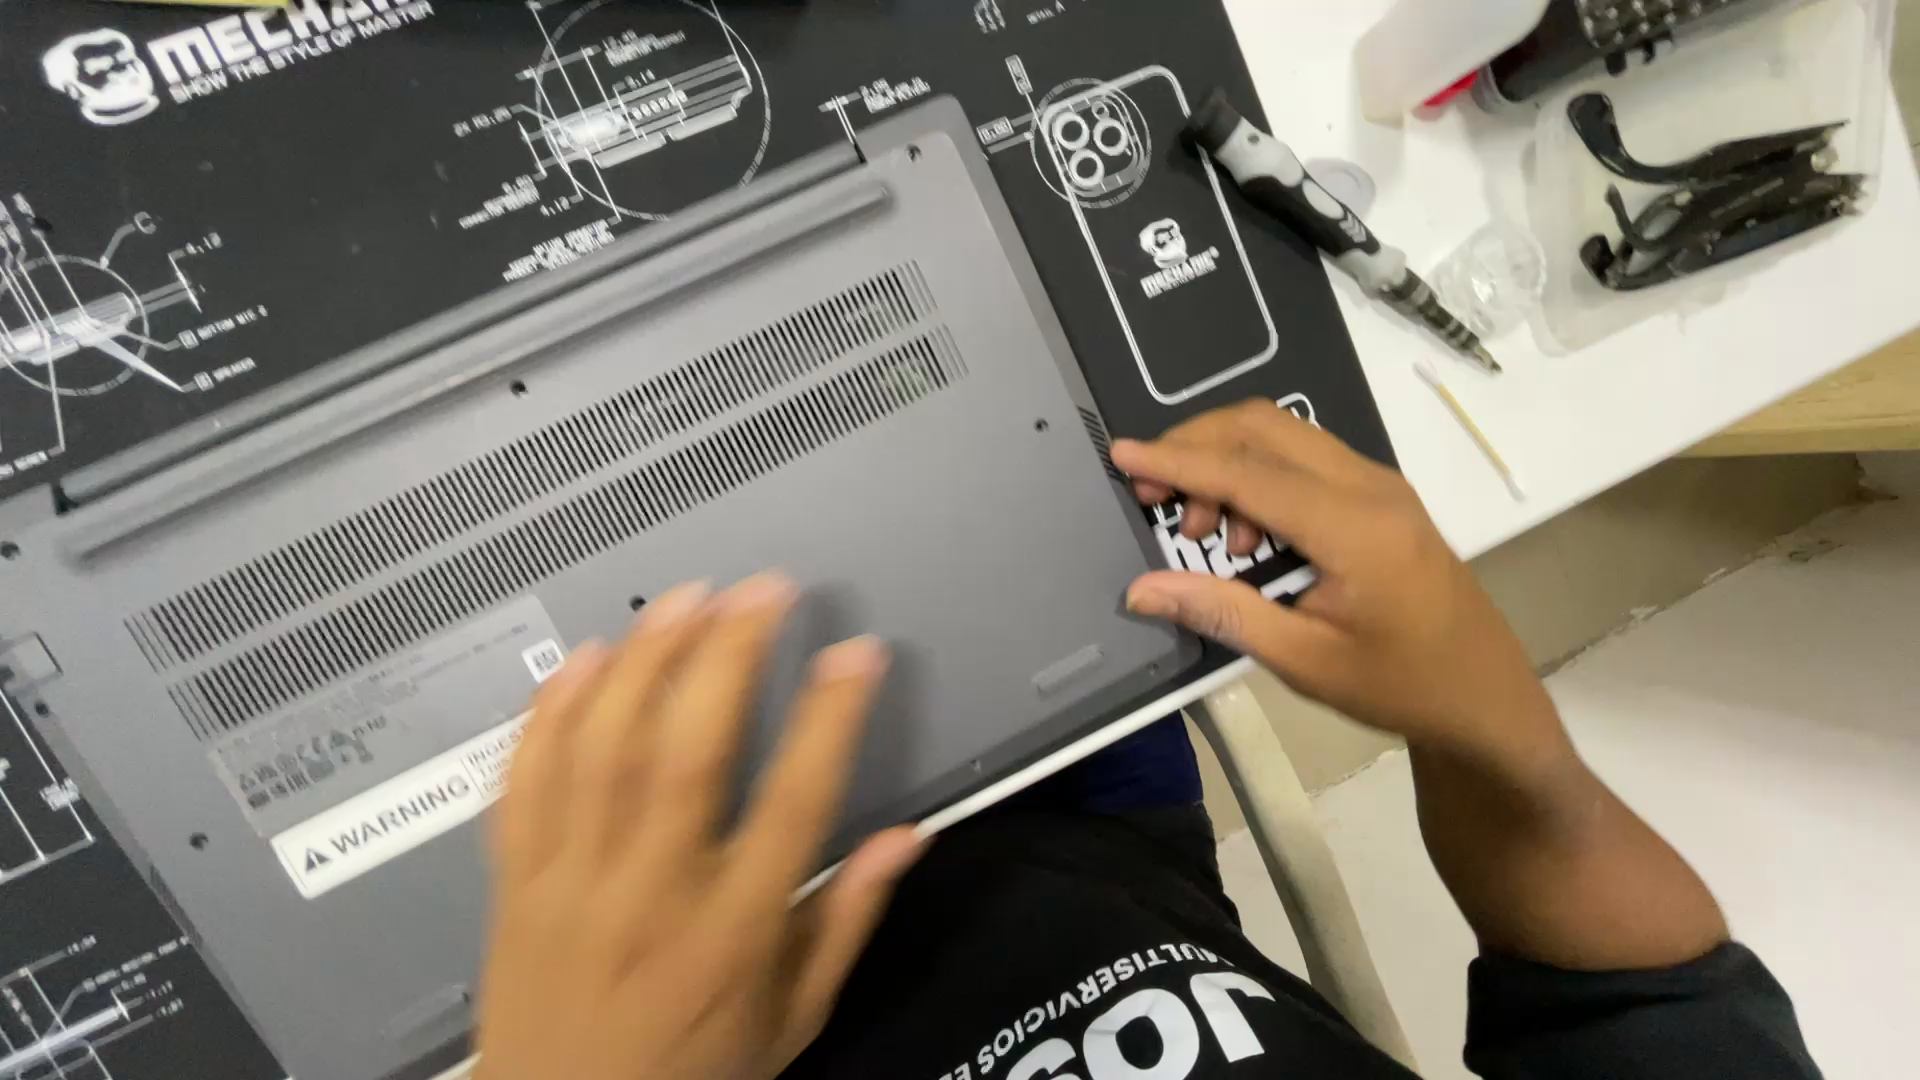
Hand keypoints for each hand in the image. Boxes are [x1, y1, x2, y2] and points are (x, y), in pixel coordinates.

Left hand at [475, 576, 924, 1079]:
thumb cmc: (698, 1072)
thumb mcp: (795, 1015)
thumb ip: (849, 919)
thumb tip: (906, 837)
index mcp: (732, 931)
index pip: (794, 803)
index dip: (831, 718)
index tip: (858, 654)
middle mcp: (650, 894)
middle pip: (686, 752)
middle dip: (728, 656)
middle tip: (763, 591)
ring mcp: (570, 884)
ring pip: (603, 749)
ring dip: (648, 660)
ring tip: (688, 599)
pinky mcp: (514, 884)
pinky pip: (526, 783)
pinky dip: (553, 712)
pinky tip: (589, 657)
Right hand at [1111, 401, 1563, 762]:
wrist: (1485, 697)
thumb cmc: (1399, 686)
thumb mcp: (1303, 660)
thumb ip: (1221, 612)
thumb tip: (1139, 589)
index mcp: (1355, 528)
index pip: (1246, 473)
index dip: (1176, 461)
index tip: (1120, 453)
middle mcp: (1367, 486)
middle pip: (1261, 426)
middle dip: (1192, 445)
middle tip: (1150, 495)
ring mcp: (1376, 483)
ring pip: (1279, 433)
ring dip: (1220, 460)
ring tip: (1197, 530)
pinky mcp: (1374, 494)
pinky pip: (1297, 457)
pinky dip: (1249, 474)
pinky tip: (1241, 533)